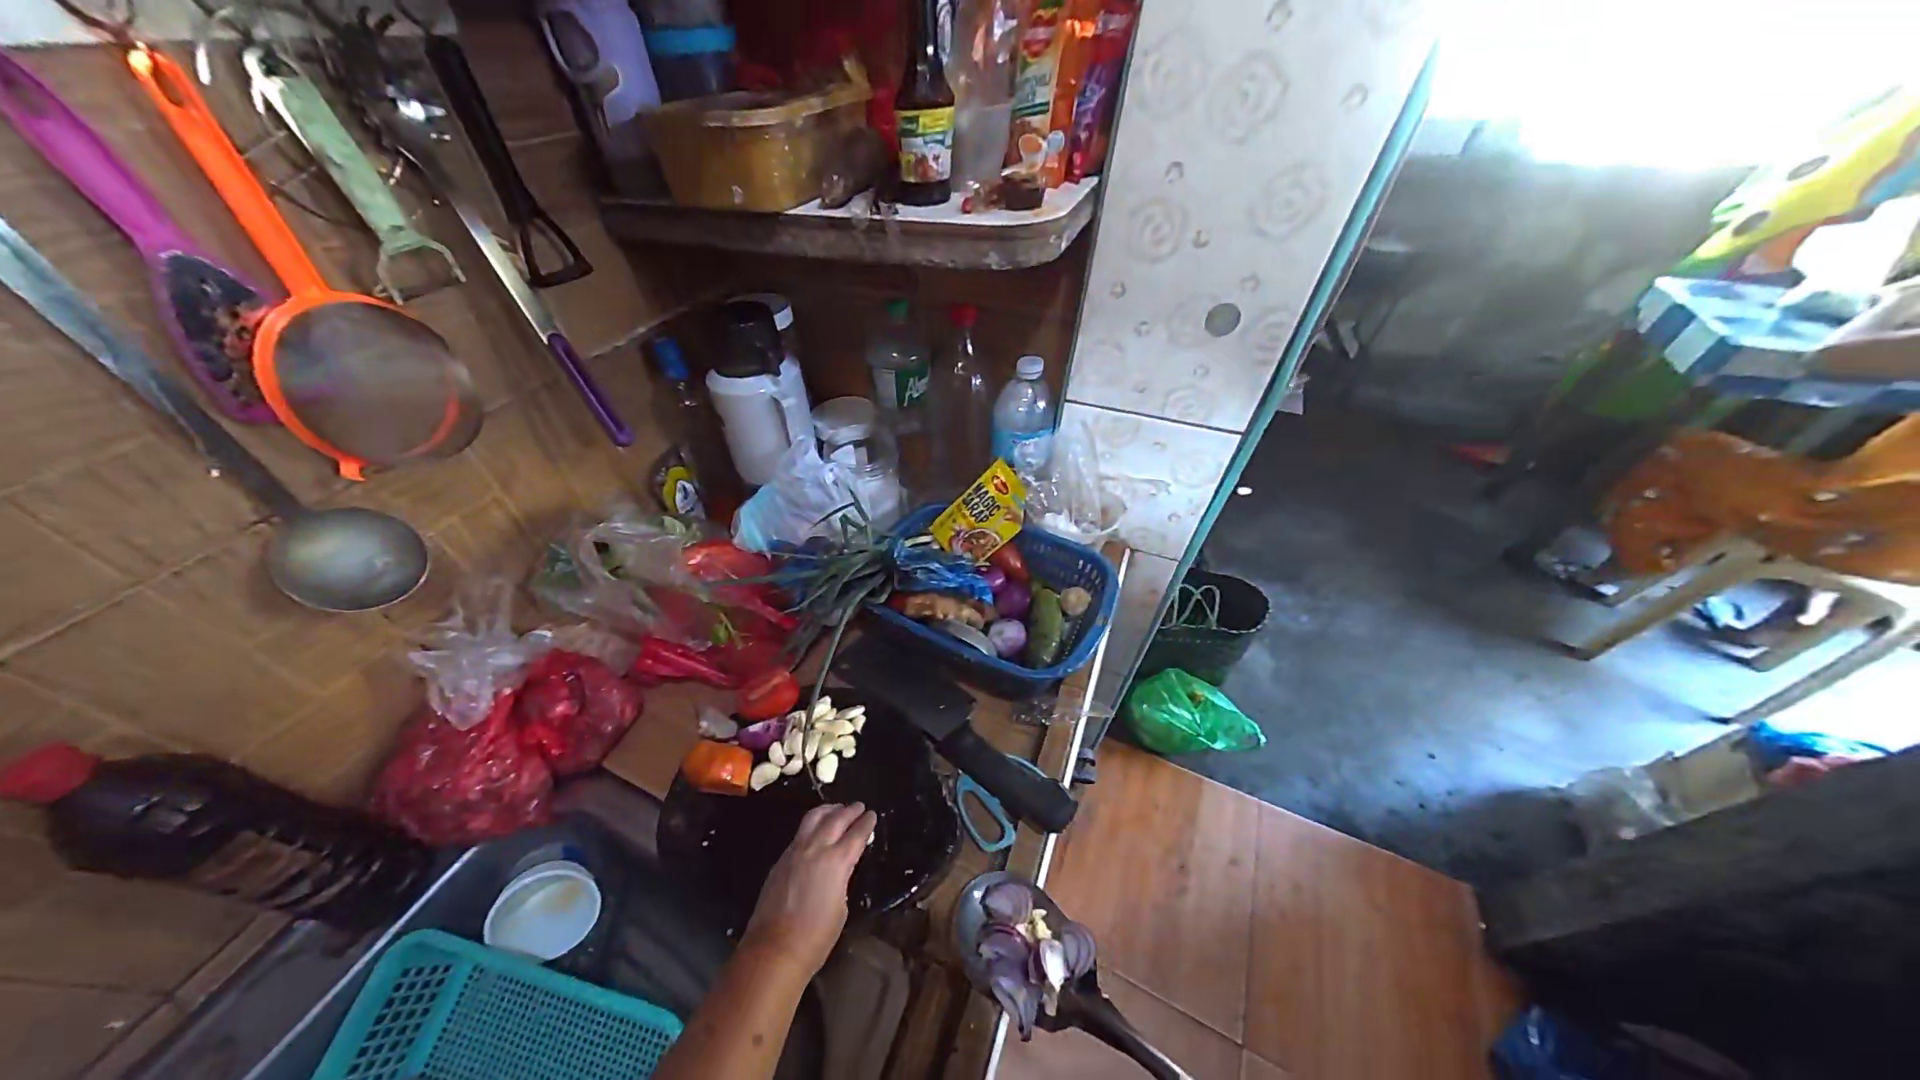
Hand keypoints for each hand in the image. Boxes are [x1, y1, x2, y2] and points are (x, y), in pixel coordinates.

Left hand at [741, 802, 876, 977]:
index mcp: (836, 861)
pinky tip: (816, 831)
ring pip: (813, 819)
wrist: (774, 949)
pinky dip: (812, 825)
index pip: (856, 834)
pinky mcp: (781, 860)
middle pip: (835, 819)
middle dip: (850, 811)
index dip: (866, 823)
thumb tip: (838, 870)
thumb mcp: (841, 906)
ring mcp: (795, 852)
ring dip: (828, 810)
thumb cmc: (816, 936)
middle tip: (859, 806)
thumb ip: (842, 879)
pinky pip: (800, 833)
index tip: (872, 815)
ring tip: (837, 809)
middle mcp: (816, 849)